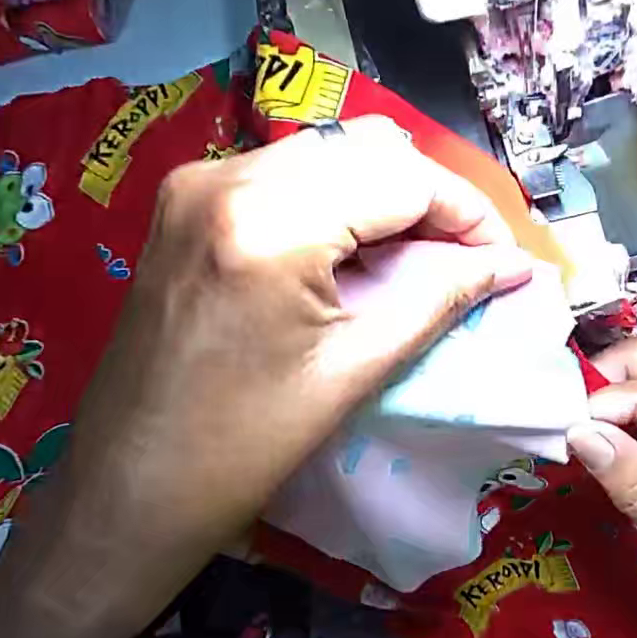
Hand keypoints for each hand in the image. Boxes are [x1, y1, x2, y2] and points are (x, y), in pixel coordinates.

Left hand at [10, 116, 533, 637]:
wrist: (124, 488)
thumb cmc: (241, 450)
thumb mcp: (353, 372)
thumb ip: (439, 299)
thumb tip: (512, 266)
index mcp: (269, 223)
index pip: (401, 177)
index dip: (466, 211)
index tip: (501, 256)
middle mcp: (226, 177)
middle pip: (365, 149)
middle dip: (428, 198)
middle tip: (462, 258)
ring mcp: (197, 182)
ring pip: (326, 152)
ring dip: (383, 194)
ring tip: (416, 256)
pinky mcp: (184, 199)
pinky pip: (285, 173)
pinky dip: (335, 199)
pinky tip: (353, 249)